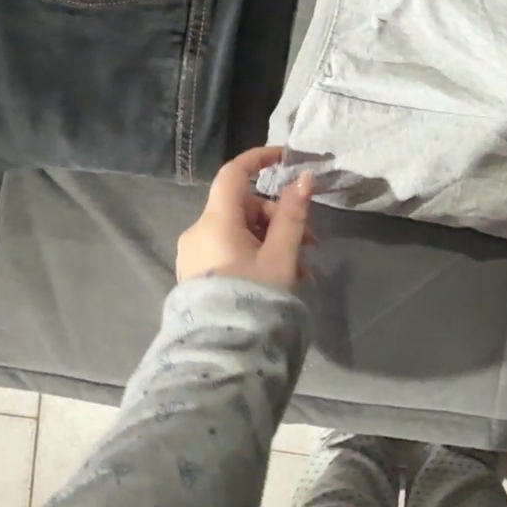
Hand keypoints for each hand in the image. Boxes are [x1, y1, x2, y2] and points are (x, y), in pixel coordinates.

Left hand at [176, 146, 313, 289]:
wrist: (221, 348)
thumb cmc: (253, 294)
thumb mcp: (281, 254)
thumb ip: (293, 214)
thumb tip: (304, 179)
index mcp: (216, 220)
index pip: (234, 173)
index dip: (260, 158)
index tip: (287, 158)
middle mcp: (199, 231)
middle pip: (244, 207)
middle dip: (279, 218)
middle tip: (310, 243)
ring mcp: (196, 253)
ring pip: (240, 231)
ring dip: (273, 241)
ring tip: (301, 270)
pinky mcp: (198, 273)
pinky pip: (231, 250)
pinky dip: (256, 254)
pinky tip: (279, 278)